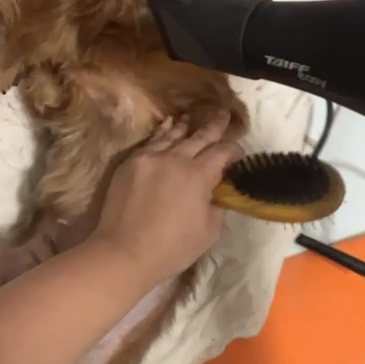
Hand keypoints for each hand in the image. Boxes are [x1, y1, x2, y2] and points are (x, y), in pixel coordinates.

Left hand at [90, 112, 239, 281]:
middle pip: (199, 138)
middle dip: (214, 126)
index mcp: (198, 175)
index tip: (239, 151)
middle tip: (224, 114)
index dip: (233, 150)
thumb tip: (215, 191)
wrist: (125, 249)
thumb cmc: (172, 247)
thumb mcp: (208, 231)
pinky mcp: (131, 162)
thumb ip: (215, 205)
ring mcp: (150, 157)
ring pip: (172, 136)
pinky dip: (161, 132)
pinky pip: (151, 141)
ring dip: (185, 126)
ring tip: (191, 116)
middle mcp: (175, 159)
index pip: (221, 153)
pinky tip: (166, 125)